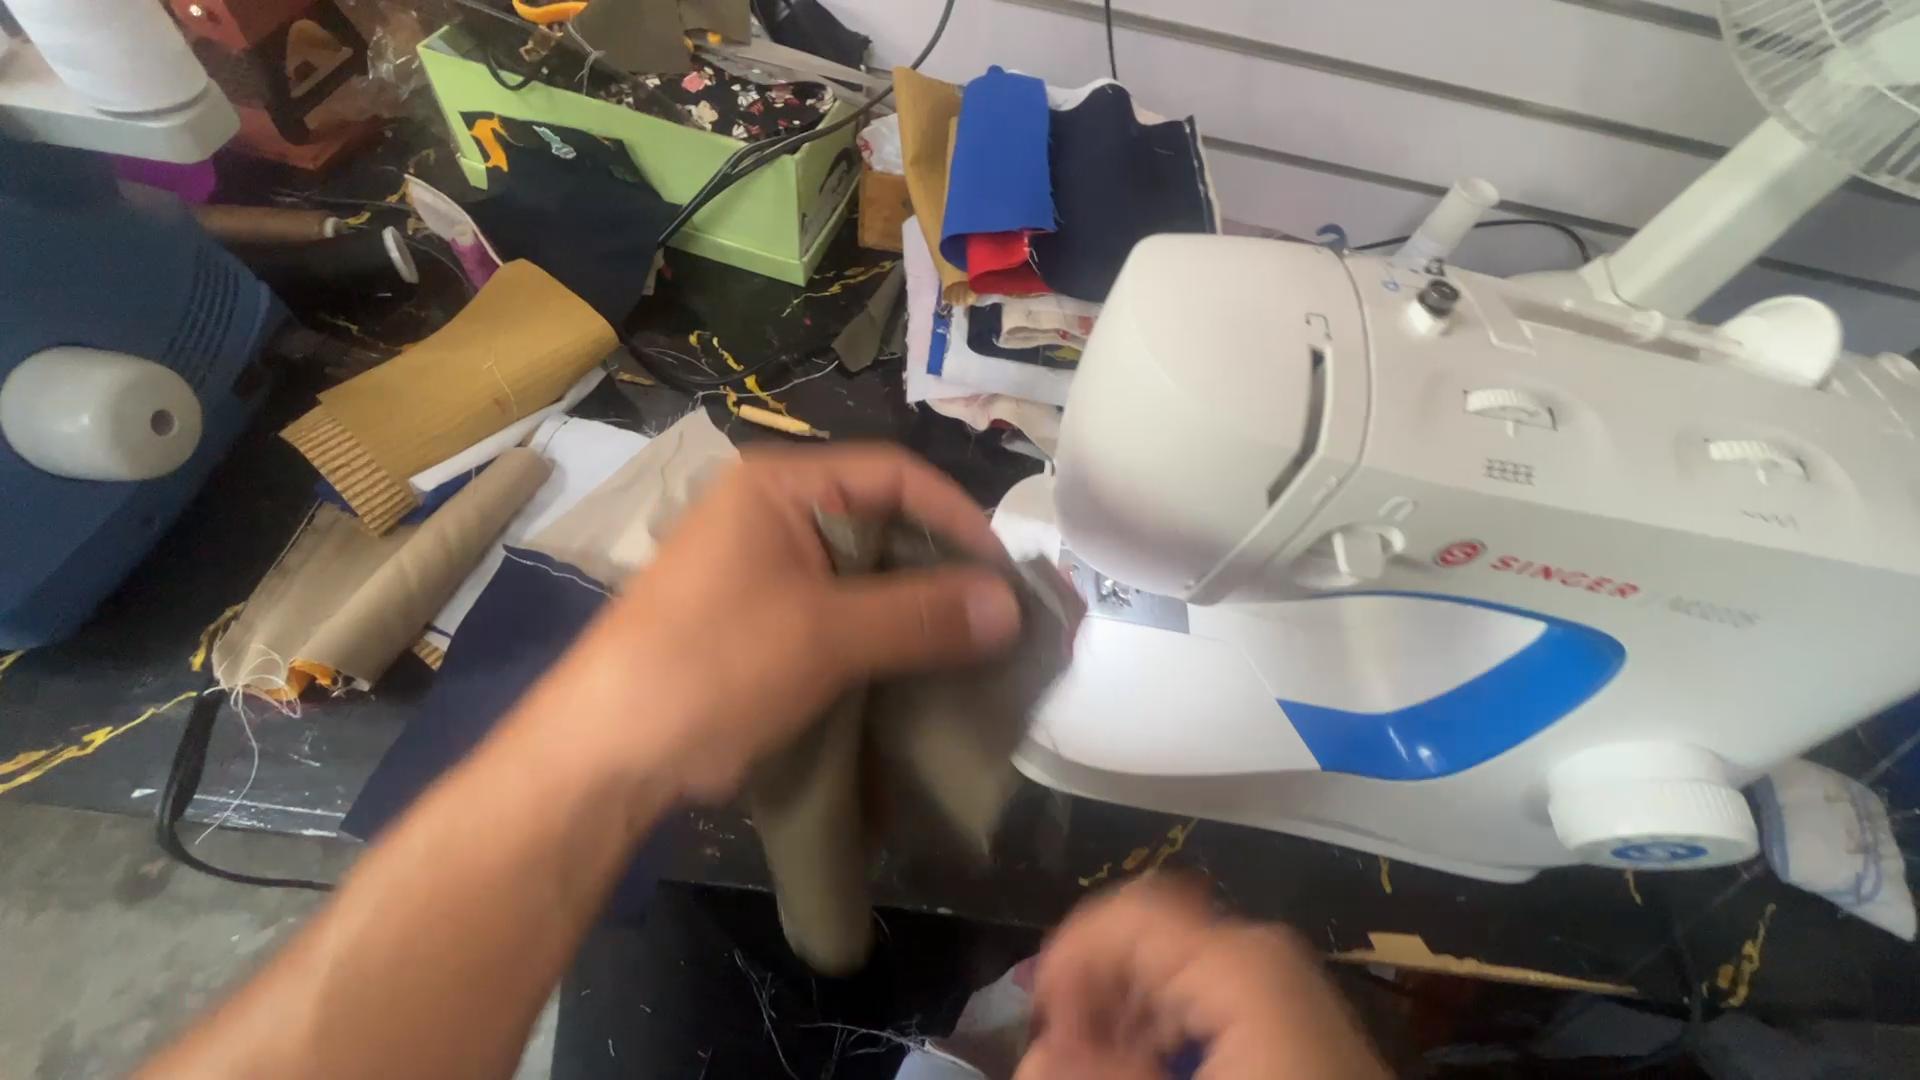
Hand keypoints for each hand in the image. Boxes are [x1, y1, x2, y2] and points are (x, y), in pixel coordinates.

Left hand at [542, 444, 1022, 802]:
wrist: (607, 754)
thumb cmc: (712, 666)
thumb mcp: (825, 634)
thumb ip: (922, 614)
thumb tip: (1012, 605)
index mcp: (780, 484)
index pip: (895, 474)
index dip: (957, 517)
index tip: (1003, 573)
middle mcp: (776, 512)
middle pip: (883, 520)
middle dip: (941, 567)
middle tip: (995, 616)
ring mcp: (769, 565)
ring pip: (867, 571)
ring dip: (917, 605)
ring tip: (970, 645)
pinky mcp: (767, 615)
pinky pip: (844, 608)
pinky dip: (885, 632)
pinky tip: (921, 664)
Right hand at [1018, 877, 1389, 1079]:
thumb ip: (1105, 1073)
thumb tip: (1037, 1055)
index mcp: (1238, 958)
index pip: (1123, 914)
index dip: (1069, 958)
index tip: (1040, 1018)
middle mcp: (1255, 948)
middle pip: (1141, 934)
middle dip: (1092, 988)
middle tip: (1066, 1052)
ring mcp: (1276, 975)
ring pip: (1167, 962)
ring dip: (1122, 1009)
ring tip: (1101, 1062)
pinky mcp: (1285, 1008)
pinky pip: (1200, 989)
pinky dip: (1162, 1022)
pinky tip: (1150, 1065)